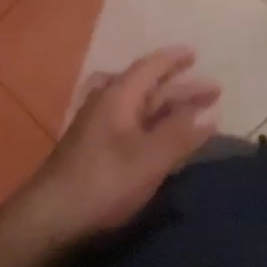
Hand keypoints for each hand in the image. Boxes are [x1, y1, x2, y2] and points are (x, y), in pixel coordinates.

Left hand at [15, 47, 221, 243]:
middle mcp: (104, 103)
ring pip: (136, 106)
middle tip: (212, 90)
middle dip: (178, 88)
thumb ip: (180, 134)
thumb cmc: (105, 180)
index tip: (195, 53)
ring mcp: (96, 126)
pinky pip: (128, 123)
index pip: (148, 68)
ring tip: (191, 110)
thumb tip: (210, 112)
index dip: (172, 60)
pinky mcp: (93, 147)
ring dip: (164, 106)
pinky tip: (161, 137)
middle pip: (145, 87)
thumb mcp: (150, 157)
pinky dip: (150, 124)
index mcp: (117, 96)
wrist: (53, 213)